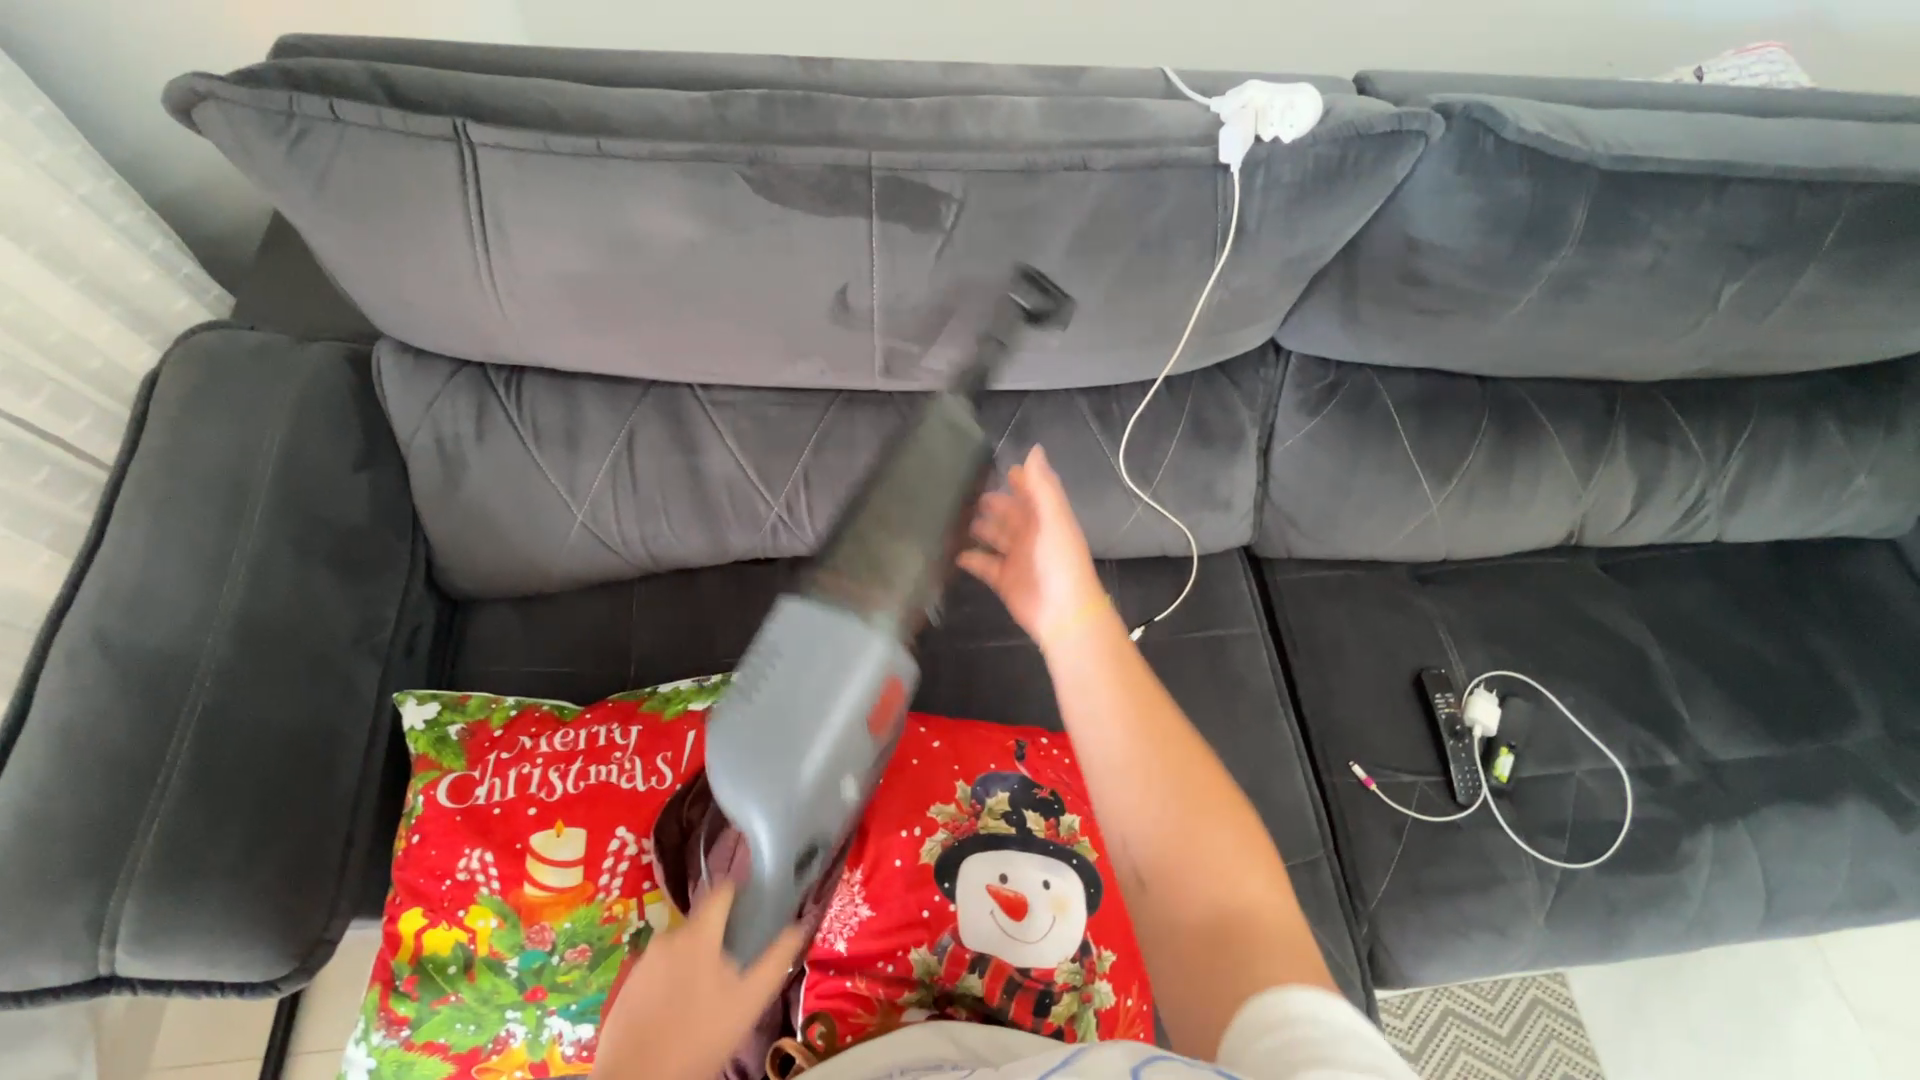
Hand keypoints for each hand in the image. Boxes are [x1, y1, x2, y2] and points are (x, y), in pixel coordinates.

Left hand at [590, 883, 804, 1079]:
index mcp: (699, 934)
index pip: (721, 892)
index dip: (739, 890)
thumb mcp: (750, 1002)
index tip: (753, 900)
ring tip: (707, 995)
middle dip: (718, 939)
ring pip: (679, 949)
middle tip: (734, 968)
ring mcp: (643, 961)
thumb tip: (800, 925)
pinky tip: (679, 1010)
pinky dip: (671, 980)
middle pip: (701, 925)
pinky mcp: (627, 985)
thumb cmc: (700, 1038)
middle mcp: (668, 937)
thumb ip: (776, 959)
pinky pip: (658, 970)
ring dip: (694, 961)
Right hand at [959, 445, 1109, 653]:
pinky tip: (954, 551)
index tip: (994, 466)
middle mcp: (1031, 534)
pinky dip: (970, 558)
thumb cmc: (1059, 560)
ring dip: (978, 528)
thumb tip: (1034, 449)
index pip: (1031, 491)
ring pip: (994, 537)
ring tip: (951, 516)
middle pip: (1008, 513)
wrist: (1062, 612)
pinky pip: (983, 565)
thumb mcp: (1053, 518)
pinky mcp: (1003, 580)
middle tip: (962, 490)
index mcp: (1046, 517)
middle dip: (991, 502)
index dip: (1017, 479)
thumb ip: (1042, 485)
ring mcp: (1016, 557)